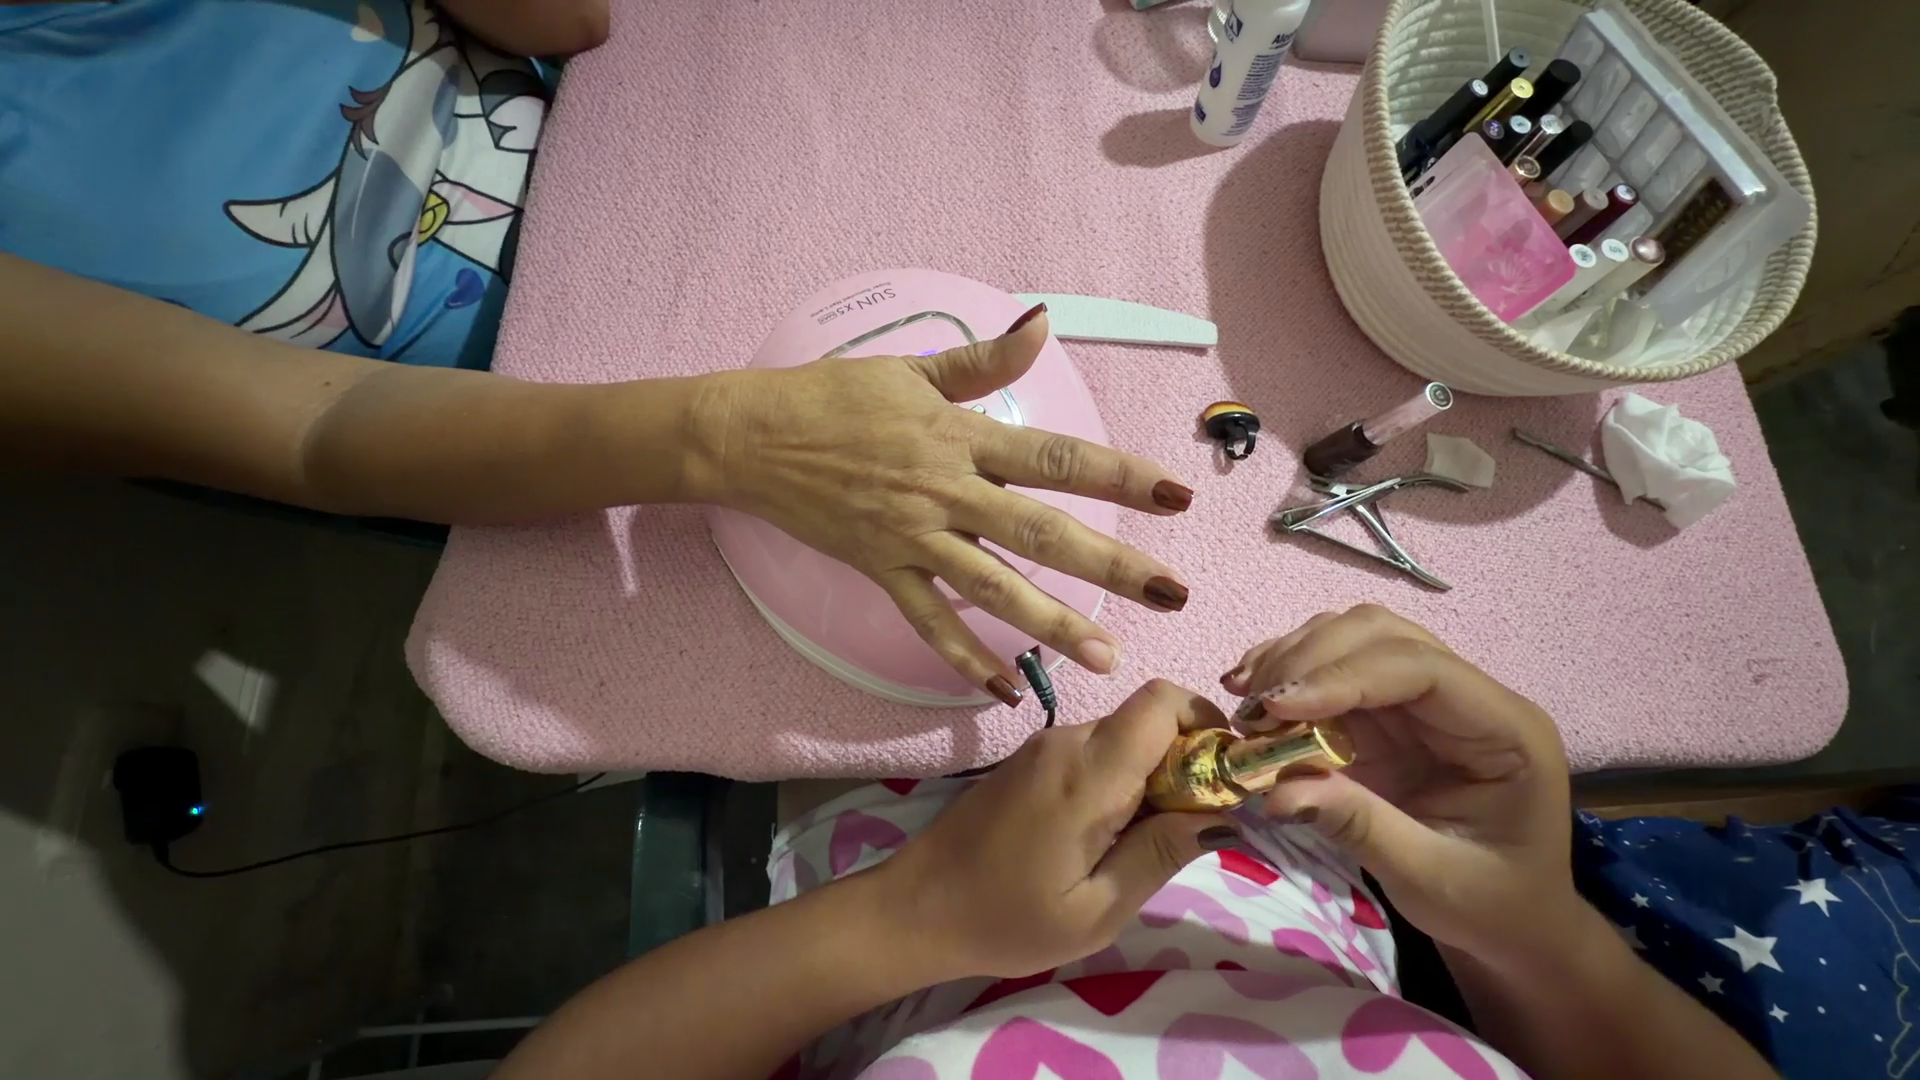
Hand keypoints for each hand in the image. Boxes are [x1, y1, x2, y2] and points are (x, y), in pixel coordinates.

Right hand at [691, 306, 1191, 702]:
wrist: (754, 438)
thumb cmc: (833, 396)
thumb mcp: (909, 368)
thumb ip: (981, 361)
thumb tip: (1044, 324)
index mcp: (960, 438)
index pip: (1057, 459)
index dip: (1120, 476)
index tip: (1174, 498)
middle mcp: (947, 494)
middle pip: (1041, 533)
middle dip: (1111, 564)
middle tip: (1171, 593)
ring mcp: (914, 540)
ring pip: (993, 590)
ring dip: (1052, 625)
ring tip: (1106, 656)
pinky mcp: (882, 572)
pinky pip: (928, 622)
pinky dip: (964, 658)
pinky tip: (1003, 689)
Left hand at [873, 679, 1238, 979]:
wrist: (918, 905)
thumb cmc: (1007, 918)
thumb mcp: (1096, 909)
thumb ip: (1160, 853)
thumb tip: (1223, 814)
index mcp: (1085, 772)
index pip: (1160, 701)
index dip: (1206, 723)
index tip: (1227, 778)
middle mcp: (1066, 741)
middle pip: (1147, 718)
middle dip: (1187, 759)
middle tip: (1192, 826)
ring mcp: (1044, 746)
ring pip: (1124, 735)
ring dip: (1153, 773)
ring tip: (1148, 838)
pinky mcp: (1031, 759)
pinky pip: (1095, 750)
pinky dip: (1121, 777)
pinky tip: (1109, 831)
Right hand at [1220, 605, 1576, 962]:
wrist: (1507, 918)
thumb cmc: (1486, 903)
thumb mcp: (1428, 878)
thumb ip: (1357, 825)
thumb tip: (1274, 792)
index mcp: (1504, 729)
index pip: (1419, 668)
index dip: (1342, 676)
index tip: (1277, 707)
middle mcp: (1464, 694)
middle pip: (1378, 633)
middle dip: (1307, 660)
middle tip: (1254, 709)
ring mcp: (1420, 694)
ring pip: (1347, 635)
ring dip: (1288, 659)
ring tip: (1244, 703)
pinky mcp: (1382, 705)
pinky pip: (1327, 662)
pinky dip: (1283, 670)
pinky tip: (1247, 691)